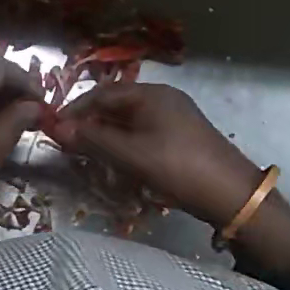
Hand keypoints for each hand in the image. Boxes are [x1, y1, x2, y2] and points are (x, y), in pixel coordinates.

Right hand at [53, 82, 262, 227]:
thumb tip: (56, 127)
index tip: (55, 129)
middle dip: (90, 124)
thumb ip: (92, 139)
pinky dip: (125, 145)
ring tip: (90, 157)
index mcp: (150, 94)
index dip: (75, 110)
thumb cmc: (178, 167)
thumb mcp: (130, 154)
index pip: (101, 94)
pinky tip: (119, 164)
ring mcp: (174, 116)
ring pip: (129, 121)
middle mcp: (162, 98)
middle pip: (115, 105)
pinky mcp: (182, 136)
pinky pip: (143, 133)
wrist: (234, 196)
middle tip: (70, 146)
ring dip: (107, 137)